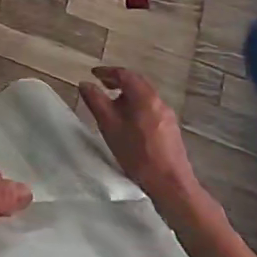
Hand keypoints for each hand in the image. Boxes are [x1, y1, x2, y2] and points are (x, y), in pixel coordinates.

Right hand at [80, 66, 197, 201]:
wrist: (170, 184)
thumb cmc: (137, 154)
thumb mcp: (110, 127)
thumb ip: (96, 102)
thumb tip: (85, 84)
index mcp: (145, 97)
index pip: (125, 75)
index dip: (107, 72)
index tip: (93, 73)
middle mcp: (159, 101)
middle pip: (137, 83)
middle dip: (118, 82)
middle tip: (102, 85)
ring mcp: (167, 116)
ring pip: (144, 97)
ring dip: (127, 96)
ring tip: (112, 105)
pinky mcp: (170, 129)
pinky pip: (150, 109)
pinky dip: (136, 107)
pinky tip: (128, 123)